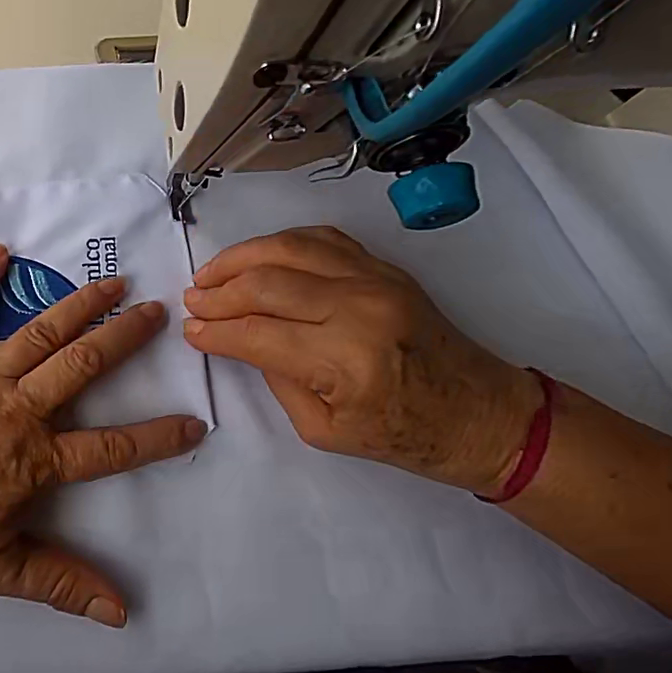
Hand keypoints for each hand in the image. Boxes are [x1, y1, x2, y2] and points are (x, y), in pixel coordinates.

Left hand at [0, 244, 206, 626]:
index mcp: (34, 461)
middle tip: (158, 312)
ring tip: (112, 283)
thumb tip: (121, 612)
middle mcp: (16, 410)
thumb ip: (59, 582)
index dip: (157, 438)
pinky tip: (2, 252)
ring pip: (41, 333)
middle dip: (125, 338)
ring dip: (79, 306)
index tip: (194, 423)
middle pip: (84, 367)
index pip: (113, 449)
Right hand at [180, 226, 541, 493]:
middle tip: (193, 301)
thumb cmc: (400, 433)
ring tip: (212, 273)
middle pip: (265, 284)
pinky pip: (321, 239)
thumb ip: (276, 379)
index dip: (213, 331)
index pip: (255, 333)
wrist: (480, 413)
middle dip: (218, 292)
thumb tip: (241, 340)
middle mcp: (360, 311)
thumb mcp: (321, 428)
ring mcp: (376, 282)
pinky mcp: (386, 270)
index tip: (191, 330)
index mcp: (343, 361)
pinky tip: (257, 258)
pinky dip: (280, 243)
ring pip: (289, 249)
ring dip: (240, 258)